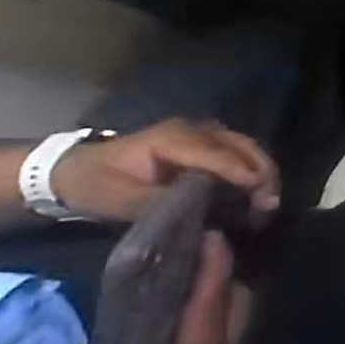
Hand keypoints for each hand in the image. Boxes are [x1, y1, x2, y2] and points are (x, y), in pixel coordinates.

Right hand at [0, 233, 237, 343]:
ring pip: (215, 332)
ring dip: (204, 300)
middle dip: (217, 276)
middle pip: (227, 313)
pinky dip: (186, 328)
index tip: (214, 231)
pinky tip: (156, 328)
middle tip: (192, 241)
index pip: (213, 312)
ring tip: (176, 270)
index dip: (215, 271)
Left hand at [53, 119, 278, 223]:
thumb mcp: (117, 198)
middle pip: (241, 146)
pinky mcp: (205, 144)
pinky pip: (238, 153)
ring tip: (268, 198)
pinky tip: (255, 189)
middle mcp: (195, 130)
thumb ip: (158, 202)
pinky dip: (251, 170)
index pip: (215, 154)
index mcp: (173, 139)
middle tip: (271, 200)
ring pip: (245, 148)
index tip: (260, 190)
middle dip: (262, 171)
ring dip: (261, 171)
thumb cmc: (95, 184)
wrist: (73, 170)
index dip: (240, 171)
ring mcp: (203, 134)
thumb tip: (196, 213)